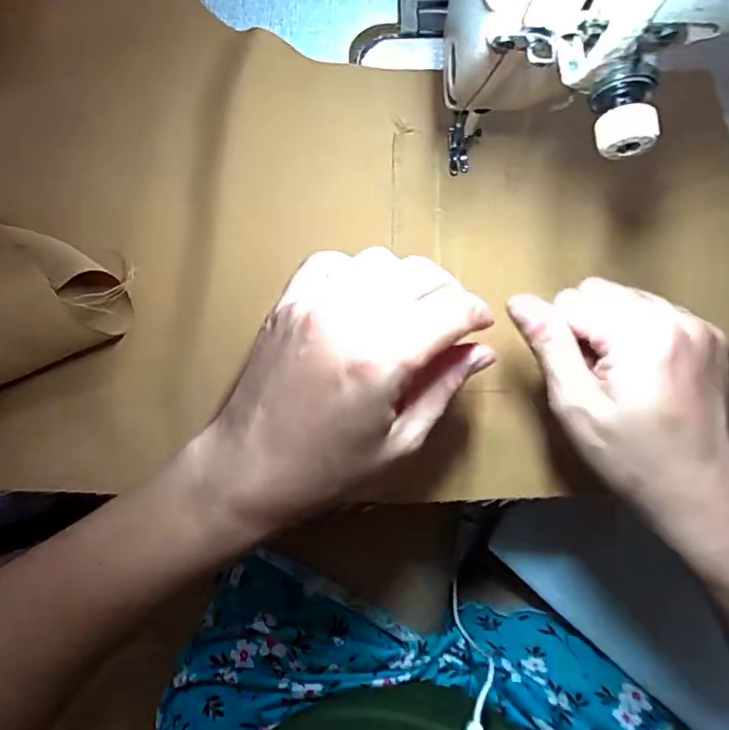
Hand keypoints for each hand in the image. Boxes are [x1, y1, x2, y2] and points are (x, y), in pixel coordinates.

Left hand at [191, 248, 495, 538]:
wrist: (248, 467)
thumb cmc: (327, 469)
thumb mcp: (400, 441)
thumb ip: (443, 388)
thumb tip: (480, 352)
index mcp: (381, 358)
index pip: (450, 308)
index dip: (476, 314)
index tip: (480, 328)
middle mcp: (348, 317)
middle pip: (420, 275)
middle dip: (448, 294)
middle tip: (451, 323)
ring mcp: (313, 303)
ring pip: (380, 260)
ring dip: (405, 281)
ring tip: (408, 313)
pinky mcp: (288, 301)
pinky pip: (333, 261)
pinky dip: (358, 273)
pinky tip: (363, 301)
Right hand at [507, 279, 728, 567]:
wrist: (699, 493)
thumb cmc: (629, 458)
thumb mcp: (575, 405)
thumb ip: (548, 345)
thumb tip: (518, 301)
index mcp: (643, 332)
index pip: (570, 301)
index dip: (560, 339)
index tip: (579, 379)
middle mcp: (677, 316)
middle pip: (599, 291)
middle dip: (585, 327)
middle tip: (596, 378)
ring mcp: (701, 325)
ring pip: (626, 299)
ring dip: (611, 329)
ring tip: (622, 378)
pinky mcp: (713, 337)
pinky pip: (656, 313)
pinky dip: (639, 335)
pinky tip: (646, 375)